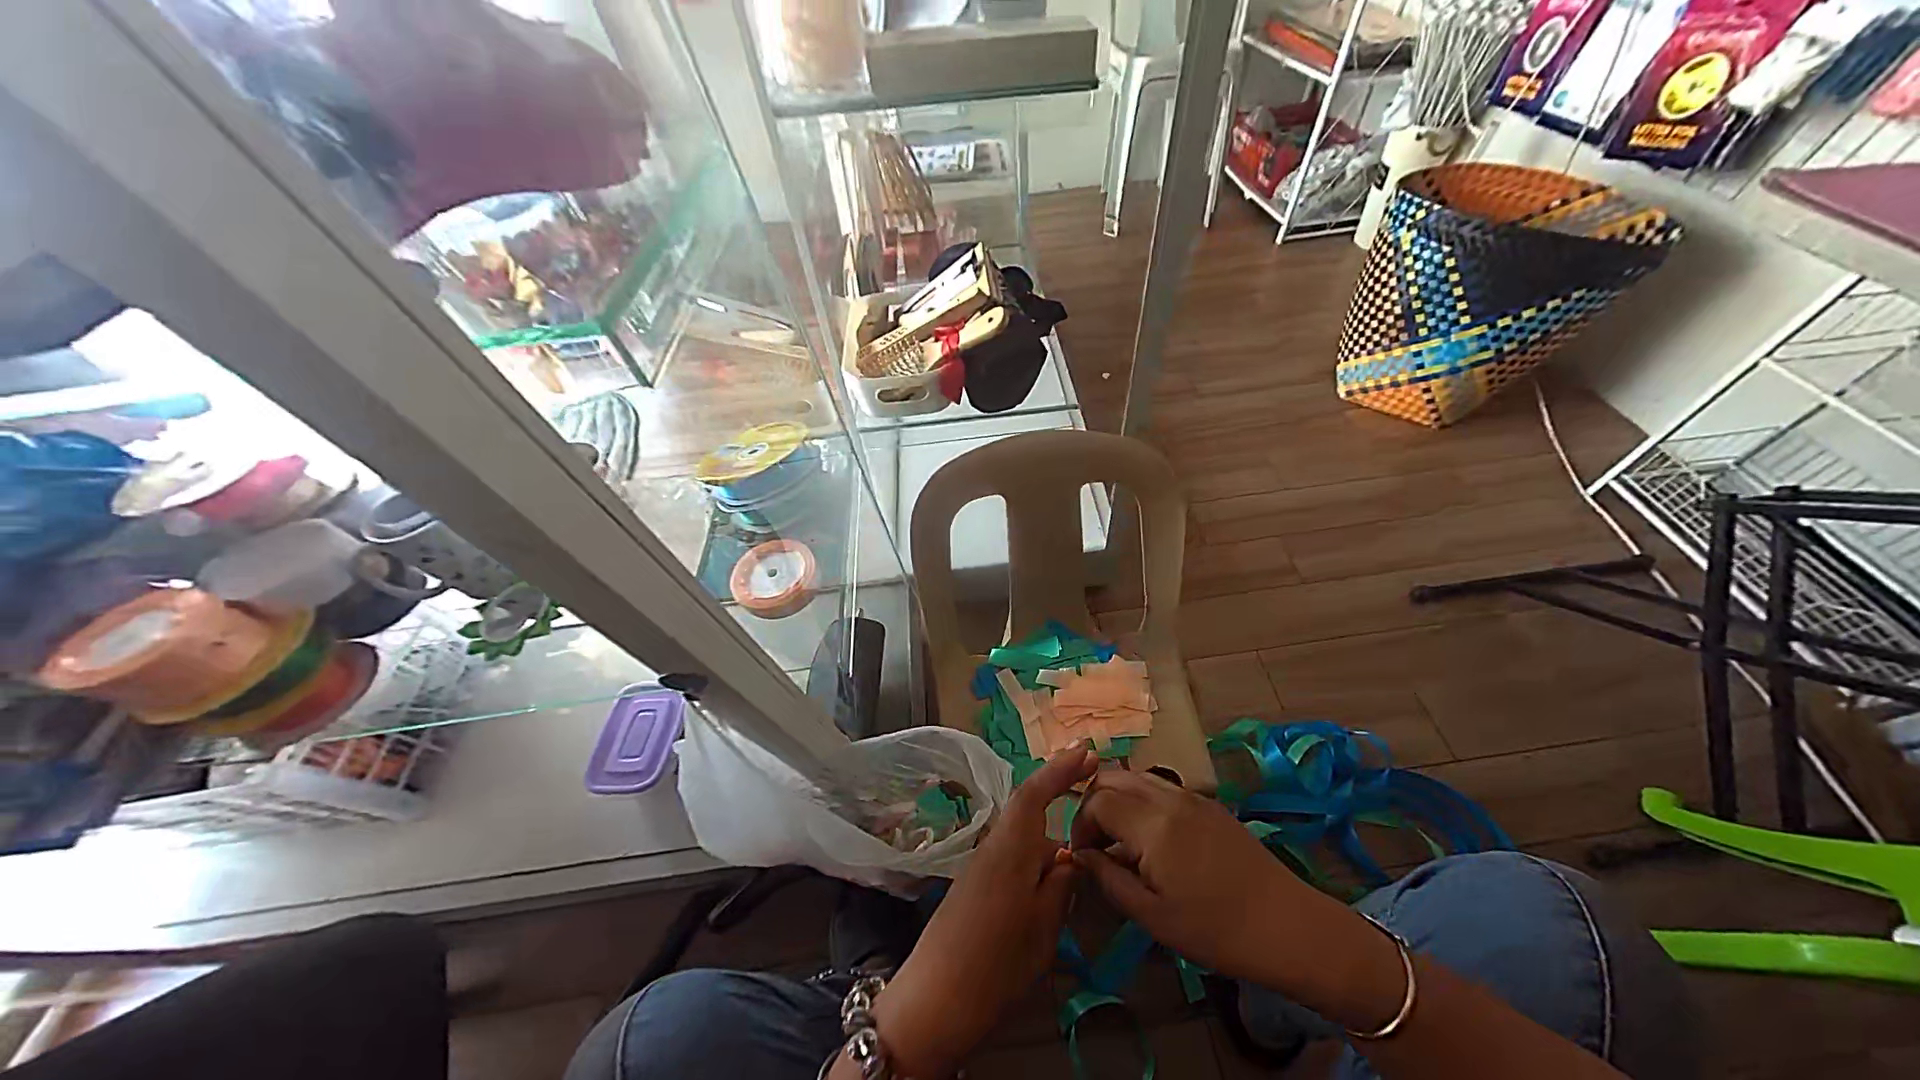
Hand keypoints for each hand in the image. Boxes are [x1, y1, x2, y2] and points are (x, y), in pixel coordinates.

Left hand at [869, 745, 1097, 1078]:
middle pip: (1030, 814)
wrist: (936, 998)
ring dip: (1049, 846)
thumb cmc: (997, 960)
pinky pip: (1014, 861)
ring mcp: (981, 867)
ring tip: (1077, 868)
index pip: (1036, 792)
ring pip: (1024, 842)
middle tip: (1092, 810)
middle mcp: (994, 847)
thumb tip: (1069, 861)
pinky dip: (1035, 865)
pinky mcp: (975, 887)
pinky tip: (1048, 893)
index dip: (1061, 768)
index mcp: (1011, 846)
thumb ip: (1060, 886)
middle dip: (1060, 808)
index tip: (1087, 751)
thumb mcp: (1043, 925)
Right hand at [1067, 769, 1404, 1030]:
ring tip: (1117, 838)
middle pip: (1111, 777)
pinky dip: (1140, 799)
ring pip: (1135, 776)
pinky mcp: (1209, 804)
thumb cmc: (1215, 930)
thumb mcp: (1152, 916)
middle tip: (1094, 842)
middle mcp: (1168, 797)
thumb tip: (1081, 855)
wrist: (1288, 927)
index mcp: (1151, 824)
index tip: (1083, 857)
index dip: (1079, 825)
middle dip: (1092, 803)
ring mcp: (1191, 796)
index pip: (1096, 801)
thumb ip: (1108, 878)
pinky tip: (1148, 836)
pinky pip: (1161, 786)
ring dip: (1116, 797)